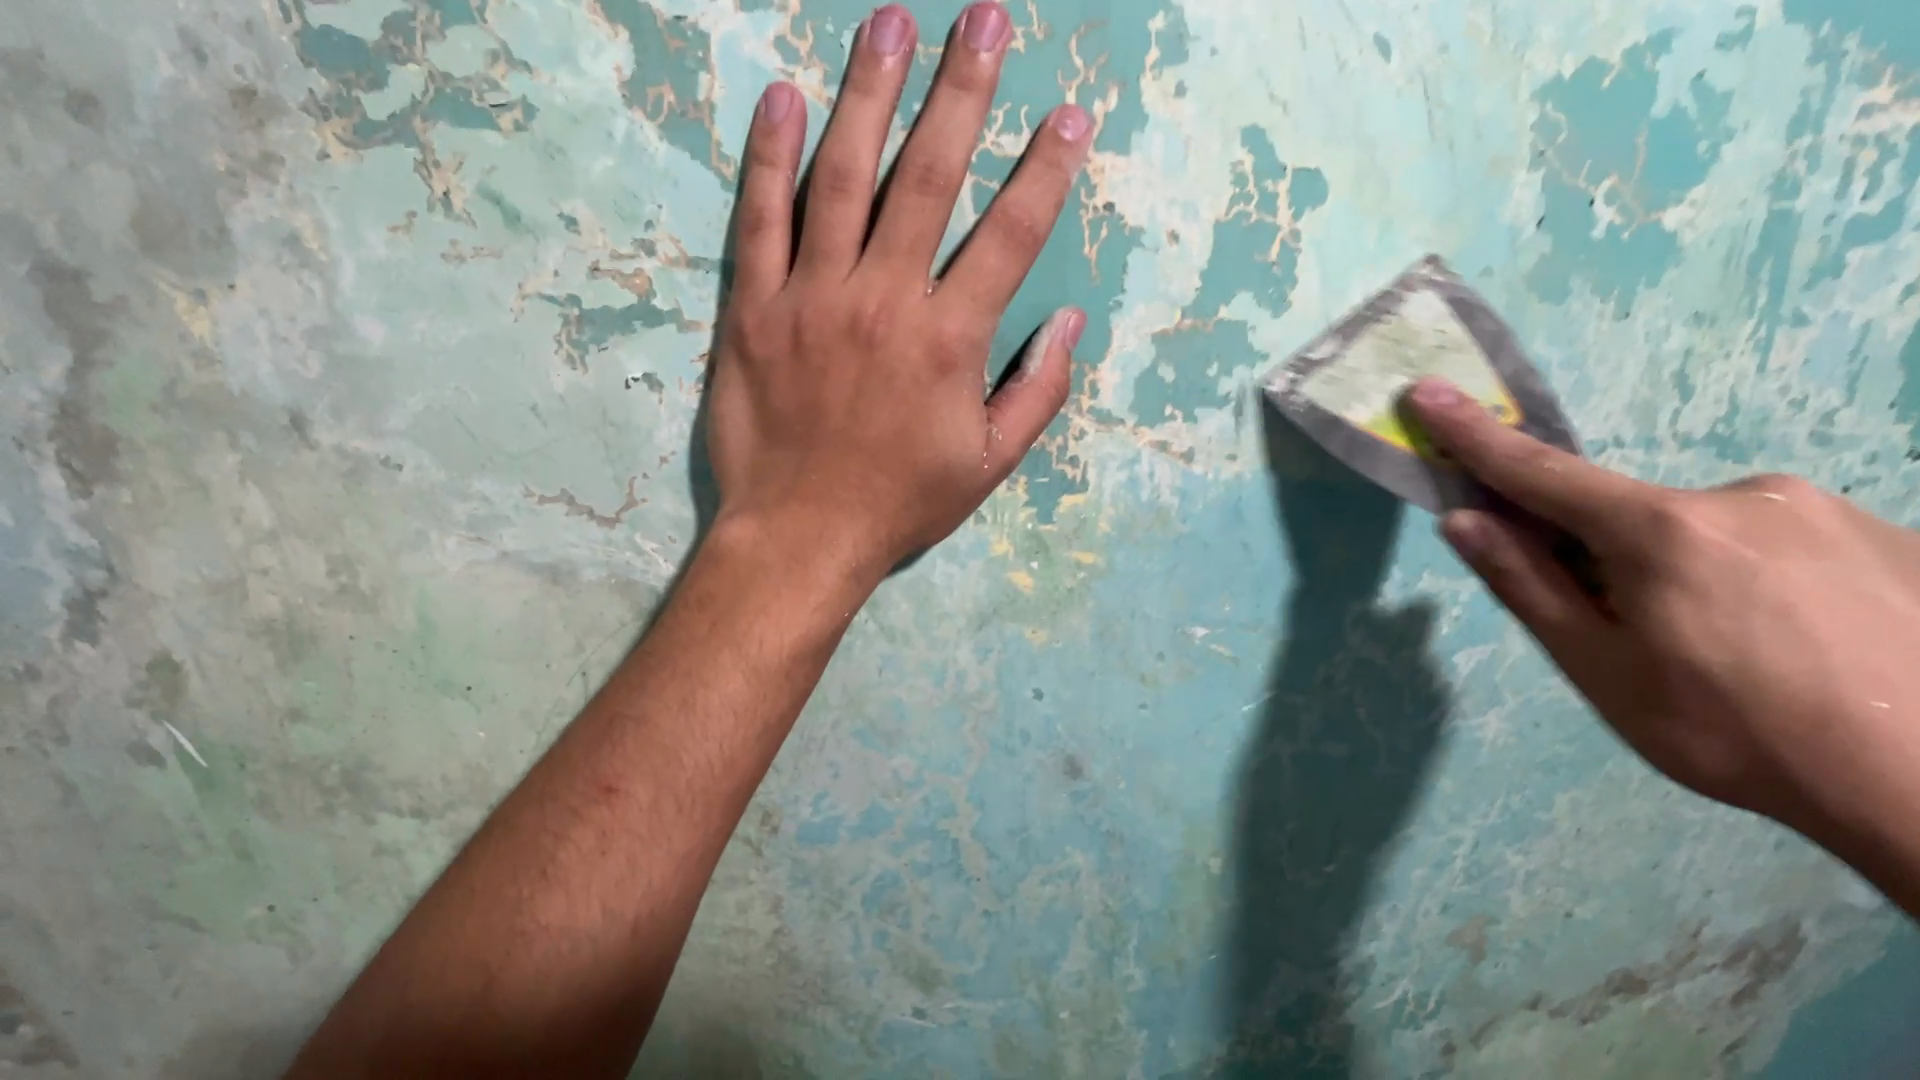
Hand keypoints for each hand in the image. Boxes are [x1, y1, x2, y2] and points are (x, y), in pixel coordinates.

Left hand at [708, 2, 1090, 576]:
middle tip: (983, 18)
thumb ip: (1038, 392)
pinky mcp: (752, 309)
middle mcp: (884, 300)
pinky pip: (760, 220)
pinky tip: (784, 99)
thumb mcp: (990, 464)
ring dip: (870, 95)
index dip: (1046, 171)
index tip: (1069, 116)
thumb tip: (1070, 324)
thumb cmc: (900, 502)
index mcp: (949, 340)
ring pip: (844, 177)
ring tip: (890, 25)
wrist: (801, 536)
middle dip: (963, 91)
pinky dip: (771, 158)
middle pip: (929, 177)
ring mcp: (812, 297)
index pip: (1011, 235)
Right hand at [1406, 379, 1919, 905]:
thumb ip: (1529, 587)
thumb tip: (1464, 520)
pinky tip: (1804, 647)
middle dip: (1610, 560)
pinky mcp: (1886, 533)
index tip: (1427, 393)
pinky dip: (1761, 582)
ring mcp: (1823, 510)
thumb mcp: (1603, 671)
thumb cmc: (1736, 735)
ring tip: (1740, 656)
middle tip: (1642, 639)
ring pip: (1709, 532)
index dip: (1474, 436)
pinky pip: (1780, 544)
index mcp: (1660, 529)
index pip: (1539, 472)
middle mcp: (1741, 495)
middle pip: (1631, 516)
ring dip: (1691, 575)